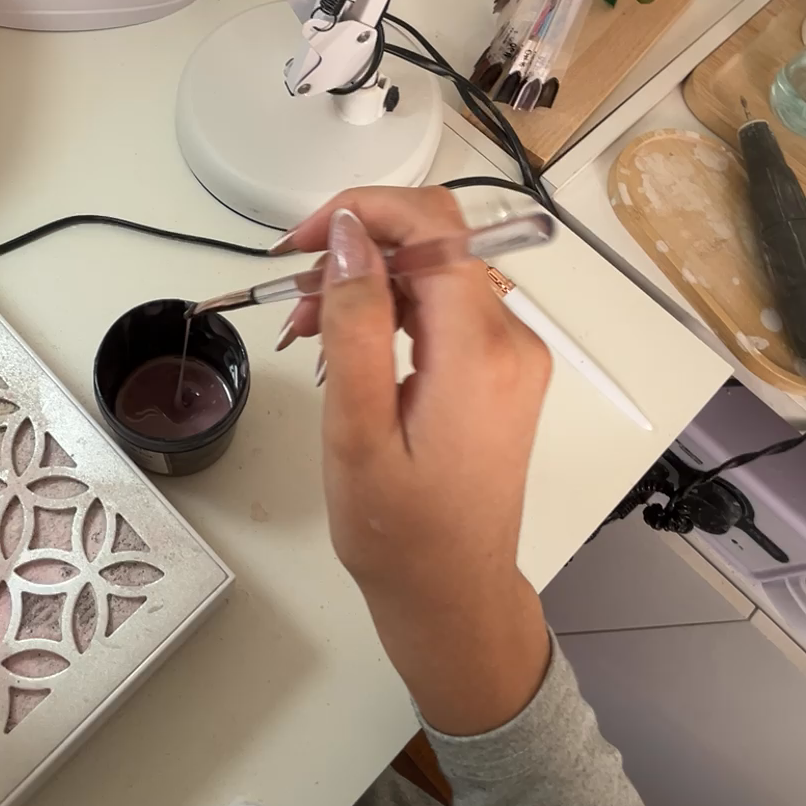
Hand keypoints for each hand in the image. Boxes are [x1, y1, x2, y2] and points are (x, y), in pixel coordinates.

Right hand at [279, 187, 554, 735]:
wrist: (451, 594)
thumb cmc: (396, 530)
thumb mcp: (357, 428)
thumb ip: (356, 323)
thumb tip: (350, 234)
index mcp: (479, 350)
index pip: (432, 225)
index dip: (362, 211)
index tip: (300, 242)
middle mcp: (511, 339)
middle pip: (435, 243)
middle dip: (357, 250)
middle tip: (294, 298)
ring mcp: (511, 355)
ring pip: (435, 274)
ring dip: (368, 283)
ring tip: (308, 327)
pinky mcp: (499, 371)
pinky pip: (444, 311)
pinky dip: (391, 311)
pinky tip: (347, 343)